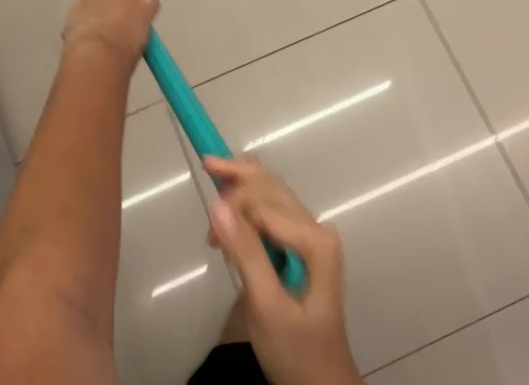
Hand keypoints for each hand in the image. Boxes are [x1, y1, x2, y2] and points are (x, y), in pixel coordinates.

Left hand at [62, 0, 157, 67]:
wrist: (95, 56)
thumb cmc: (123, 57)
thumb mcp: (140, 44)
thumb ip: (136, 29)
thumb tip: (130, 31)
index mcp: (145, 5)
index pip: (150, 0)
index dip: (143, 8)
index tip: (138, 17)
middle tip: (121, 2)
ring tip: (101, 7)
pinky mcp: (81, 0)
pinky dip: (87, 6)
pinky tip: (84, 21)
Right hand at [205, 155, 360, 384]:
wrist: (322, 384)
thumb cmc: (295, 350)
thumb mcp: (265, 306)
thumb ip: (245, 253)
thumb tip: (217, 204)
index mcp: (316, 241)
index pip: (265, 203)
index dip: (233, 206)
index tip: (208, 236)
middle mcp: (318, 230)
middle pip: (272, 187)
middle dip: (239, 177)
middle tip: (206, 165)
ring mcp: (313, 238)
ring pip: (274, 193)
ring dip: (244, 185)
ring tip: (214, 171)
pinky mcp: (304, 248)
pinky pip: (276, 210)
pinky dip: (252, 200)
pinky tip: (237, 190)